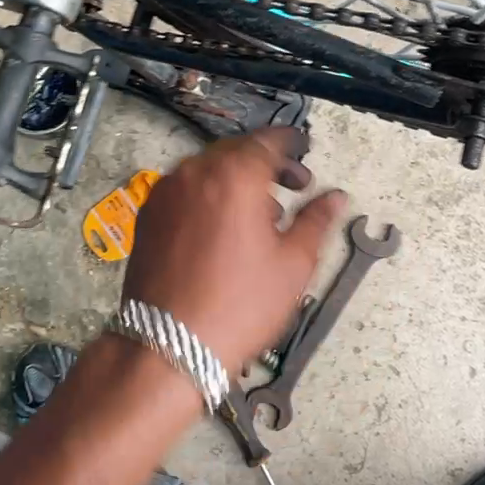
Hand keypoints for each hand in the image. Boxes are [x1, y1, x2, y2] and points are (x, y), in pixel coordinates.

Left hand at [122, 127, 345, 369]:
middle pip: (236, 151)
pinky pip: (185, 190)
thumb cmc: (239, 305)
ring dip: (237, 179)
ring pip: (208, 170)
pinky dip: (209, 195)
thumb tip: (336, 198)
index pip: (267, 141)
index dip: (290, 143)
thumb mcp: (293, 264)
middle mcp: (195, 172)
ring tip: (262, 213)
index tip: (304, 149)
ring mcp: (166, 191)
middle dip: (266, 163)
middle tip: (293, 186)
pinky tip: (224, 227)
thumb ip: (317, 220)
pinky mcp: (148, 214)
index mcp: (235, 175)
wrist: (170, 343)